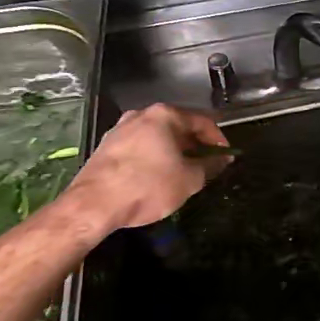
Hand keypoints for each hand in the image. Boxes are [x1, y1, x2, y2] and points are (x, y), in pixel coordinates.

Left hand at [61, 104, 228, 231]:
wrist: (93, 205)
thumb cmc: (148, 186)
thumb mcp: (190, 179)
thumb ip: (211, 165)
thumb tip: (223, 158)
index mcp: (164, 115)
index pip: (203, 121)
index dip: (219, 140)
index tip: (226, 157)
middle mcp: (140, 115)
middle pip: (178, 126)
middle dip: (195, 145)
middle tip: (207, 165)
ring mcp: (120, 130)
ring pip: (158, 137)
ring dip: (174, 152)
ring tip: (184, 172)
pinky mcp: (106, 147)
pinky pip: (140, 147)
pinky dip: (154, 157)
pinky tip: (158, 176)